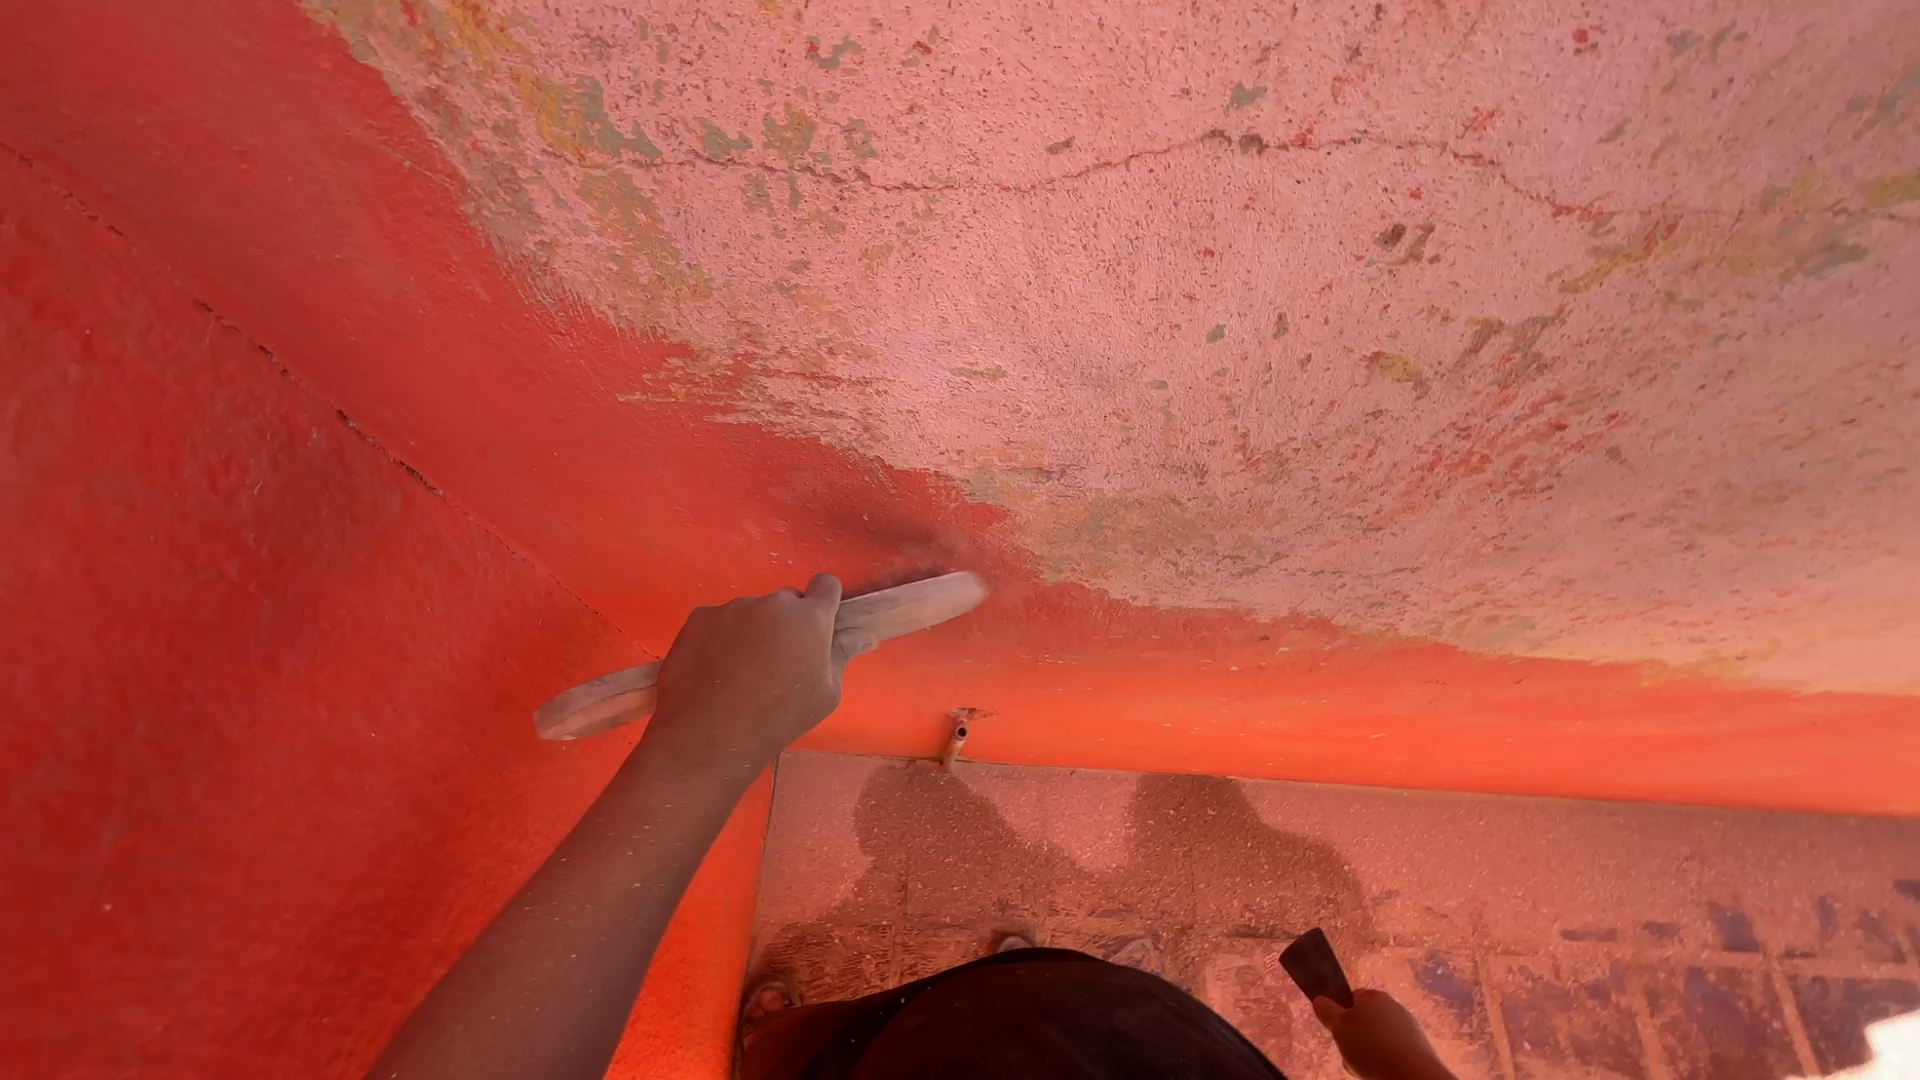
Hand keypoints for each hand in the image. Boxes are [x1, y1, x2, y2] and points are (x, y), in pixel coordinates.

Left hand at [649, 574, 876, 765]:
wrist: (711, 734)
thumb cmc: (780, 717)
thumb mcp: (826, 693)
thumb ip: (842, 654)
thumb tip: (865, 635)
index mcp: (810, 617)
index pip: (827, 584)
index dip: (825, 600)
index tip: (818, 622)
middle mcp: (773, 603)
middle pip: (787, 601)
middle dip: (786, 622)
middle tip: (777, 660)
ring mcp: (733, 608)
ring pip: (750, 612)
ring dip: (752, 630)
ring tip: (739, 671)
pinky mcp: (700, 618)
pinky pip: (718, 621)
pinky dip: (719, 638)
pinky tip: (713, 669)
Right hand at [1314, 990, 1455, 1079]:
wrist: (1414, 1078)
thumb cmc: (1371, 1048)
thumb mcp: (1338, 1027)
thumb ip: (1325, 1010)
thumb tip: (1319, 1000)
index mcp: (1374, 995)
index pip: (1351, 998)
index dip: (1342, 1015)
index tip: (1340, 1033)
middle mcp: (1394, 1006)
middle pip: (1366, 1020)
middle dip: (1357, 1037)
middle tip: (1351, 1054)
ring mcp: (1411, 1028)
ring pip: (1381, 1039)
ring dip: (1372, 1052)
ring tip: (1367, 1068)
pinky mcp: (1422, 1050)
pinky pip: (1397, 1052)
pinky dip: (1389, 1061)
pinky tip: (1384, 1072)